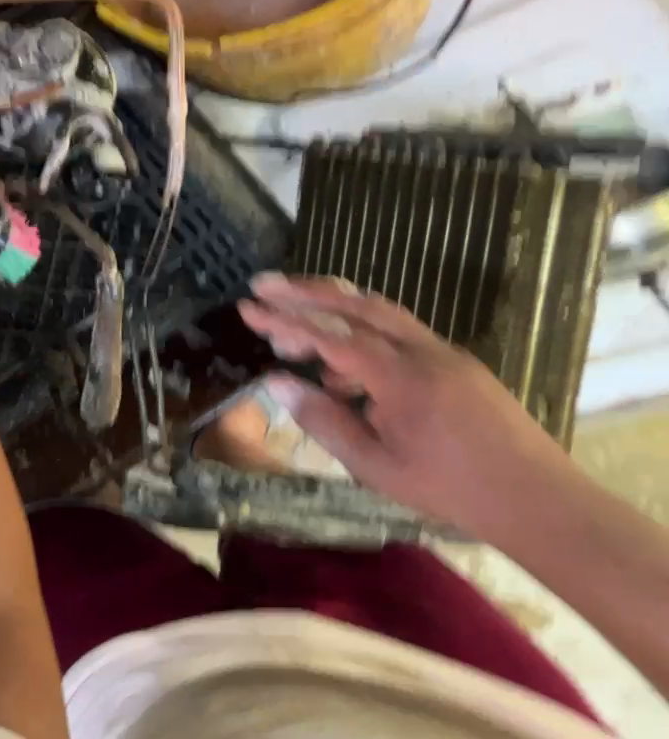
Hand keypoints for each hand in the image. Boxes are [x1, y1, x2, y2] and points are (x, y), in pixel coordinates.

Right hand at [237, 272, 583, 539]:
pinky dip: (362, 334)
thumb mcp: (374, 465)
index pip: (332, 334)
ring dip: (334, 307)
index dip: (284, 319)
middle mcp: (426, 354)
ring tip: (293, 325)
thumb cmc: (451, 489)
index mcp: (403, 378)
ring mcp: (447, 357)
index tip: (246, 307)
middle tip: (263, 284)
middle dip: (307, 291)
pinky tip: (341, 367)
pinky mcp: (458, 367)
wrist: (544, 505)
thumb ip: (323, 420)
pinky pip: (400, 335)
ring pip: (382, 314)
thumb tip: (278, 383)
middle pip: (360, 305)